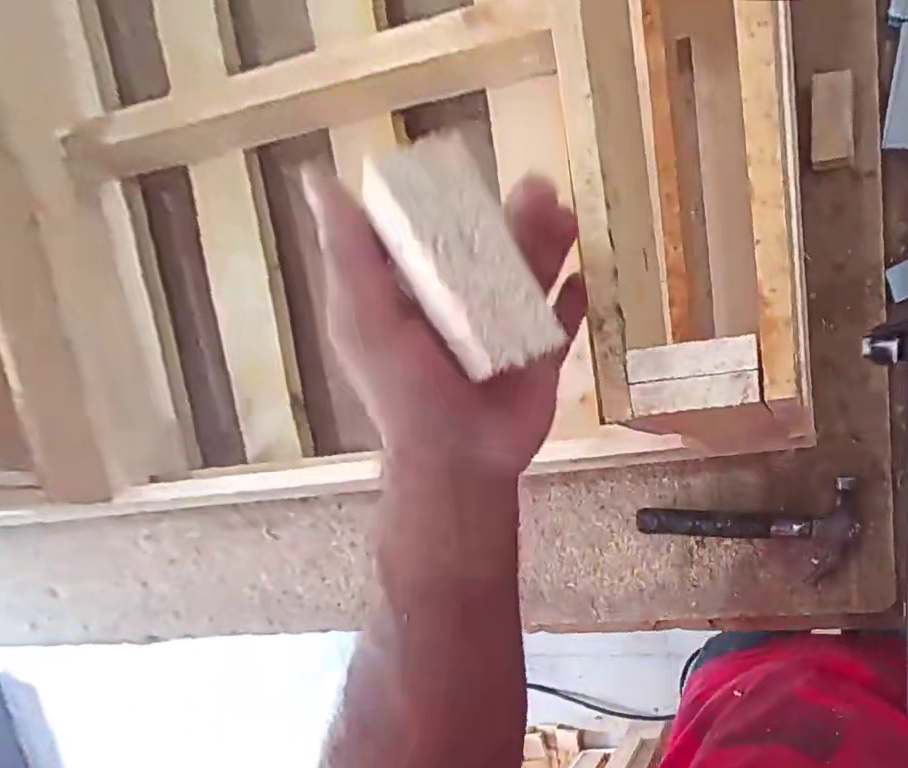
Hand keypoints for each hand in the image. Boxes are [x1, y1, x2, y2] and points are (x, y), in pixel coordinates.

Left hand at [303, 170, 586, 481]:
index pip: (438, 237)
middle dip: (520, 220)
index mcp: (419, 293)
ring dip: (551, 251)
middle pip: (496, 254)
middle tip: (544, 188)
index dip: (455, 204)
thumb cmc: (406, 392)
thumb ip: (355, 259)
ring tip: (571, 218)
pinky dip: (572, 304)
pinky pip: (561, 326)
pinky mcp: (542, 360)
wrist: (463, 455)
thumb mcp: (366, 321)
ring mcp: (508, 334)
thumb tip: (325, 182)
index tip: (470, 172)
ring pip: (533, 283)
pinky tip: (582, 280)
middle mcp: (466, 308)